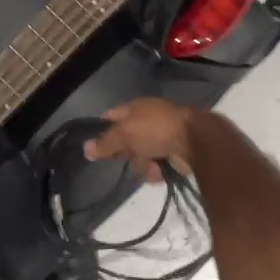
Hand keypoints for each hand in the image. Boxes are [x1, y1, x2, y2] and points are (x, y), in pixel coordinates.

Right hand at [83, 98, 200, 182]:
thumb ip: (105, 142)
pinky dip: (155, 171)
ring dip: (142, 165)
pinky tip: (160, 170)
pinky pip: (153, 168)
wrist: (194, 142)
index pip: (111, 117)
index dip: (102, 130)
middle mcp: (146, 123)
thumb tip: (85, 148)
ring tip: (152, 165)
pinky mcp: (169, 157)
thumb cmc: (156, 129)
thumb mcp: (125, 133)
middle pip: (124, 142)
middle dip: (125, 153)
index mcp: (135, 108)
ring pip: (138, 158)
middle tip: (125, 157)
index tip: (95, 146)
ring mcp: (159, 140)